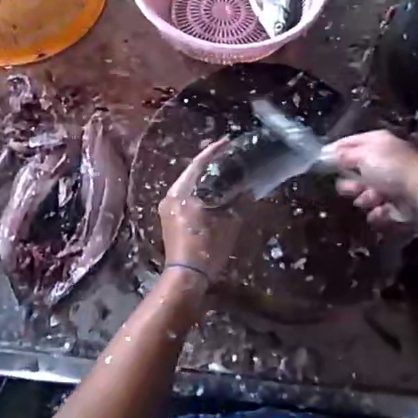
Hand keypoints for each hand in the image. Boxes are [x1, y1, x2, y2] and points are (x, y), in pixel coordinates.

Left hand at [158, 137, 240, 282]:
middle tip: (227, 155)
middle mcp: (170, 196)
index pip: (197, 165)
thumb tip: (249, 188)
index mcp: (181, 194)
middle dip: (208, 164)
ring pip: (188, 185)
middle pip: (190, 173)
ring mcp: (167, 208)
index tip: (227, 141)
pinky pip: (185, 197)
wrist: (185, 276)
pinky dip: (199, 191)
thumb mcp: (228, 224)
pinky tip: (213, 192)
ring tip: (223, 171)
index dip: (213, 152)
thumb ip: (239, 203)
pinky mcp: (169, 219)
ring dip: (204, 178)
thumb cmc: (206, 248)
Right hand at [326, 130, 417, 229]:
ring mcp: (389, 183)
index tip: (321, 161)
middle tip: (355, 187)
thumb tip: (328, 154)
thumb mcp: (363, 155)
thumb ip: (342, 155)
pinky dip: (378, 211)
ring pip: (362, 193)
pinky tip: (383, 209)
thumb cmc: (392, 169)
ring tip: (374, 199)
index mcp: (376, 143)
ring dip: (364, 198)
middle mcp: (382, 160)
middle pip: (352, 171)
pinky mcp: (395, 203)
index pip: (348, 143)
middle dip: (351, 182)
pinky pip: (375, 209)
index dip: (334, 151)